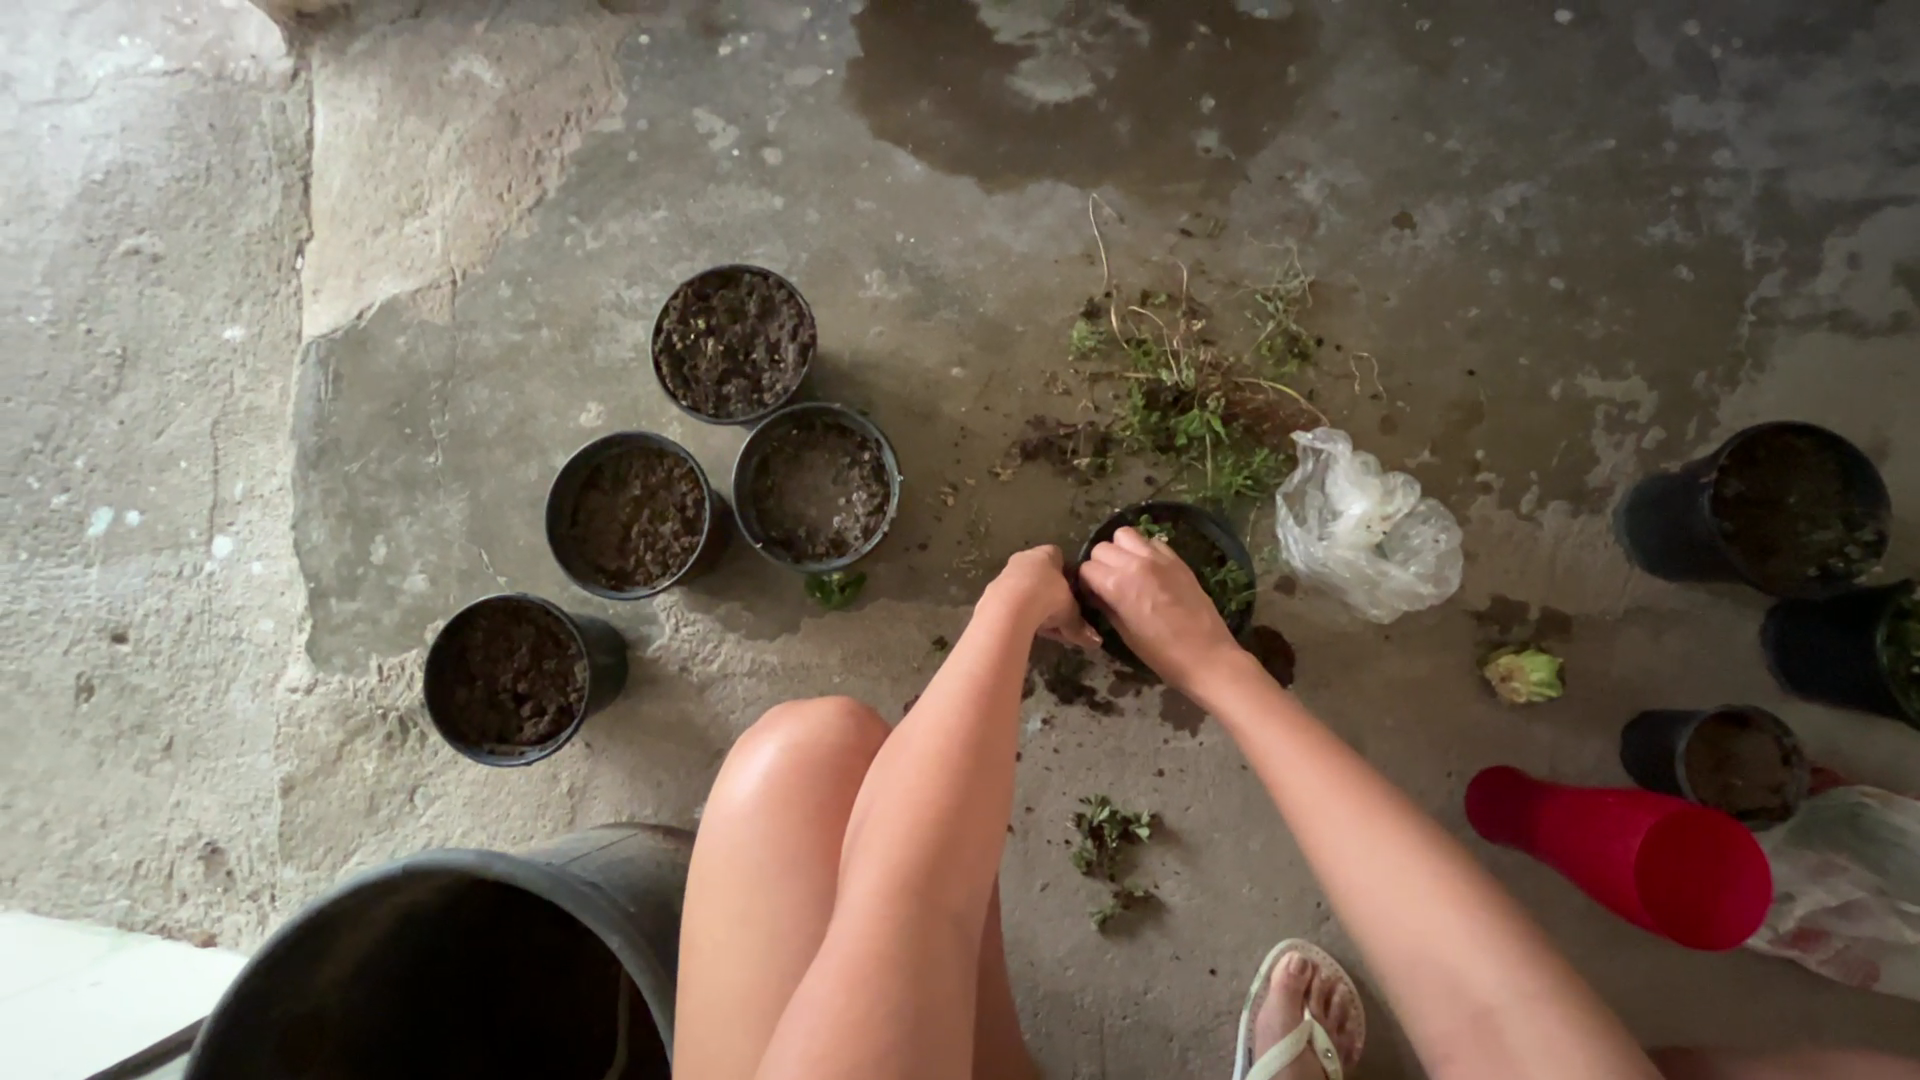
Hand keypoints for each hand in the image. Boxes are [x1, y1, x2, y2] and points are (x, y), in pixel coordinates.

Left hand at [984, 545, 1102, 649]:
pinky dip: (1018, 615)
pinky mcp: (991, 592)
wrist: (1010, 606)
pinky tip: (1024, 630)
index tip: (1070, 591)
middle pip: (1038, 574)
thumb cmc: (1048, 598)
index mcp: (1046, 554)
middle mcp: (1023, 559)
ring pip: (1022, 589)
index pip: (1057, 556)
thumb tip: (1096, 642)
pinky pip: (1009, 603)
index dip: (1064, 573)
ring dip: (1032, 605)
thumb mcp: (1070, 613)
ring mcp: (1005, 574)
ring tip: (1042, 628)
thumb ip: (1080, 625)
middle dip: (1047, 593)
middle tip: (1058, 614)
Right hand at [1076, 526, 1241, 687]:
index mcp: (1117, 584)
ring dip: (1120, 550)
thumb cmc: (1161, 653)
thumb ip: (1106, 606)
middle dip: (1100, 564)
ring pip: (1125, 535)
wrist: (1206, 656)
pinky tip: (1149, 570)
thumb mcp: (1124, 633)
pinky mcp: (1177, 559)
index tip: (1093, 595)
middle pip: (1102, 548)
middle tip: (1109, 583)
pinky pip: (1152, 542)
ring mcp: (1158, 558)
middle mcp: (1135, 563)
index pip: (1086, 569)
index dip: (1086, 583)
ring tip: (1127, 569)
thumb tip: (1096, 593)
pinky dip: (1144, 550)